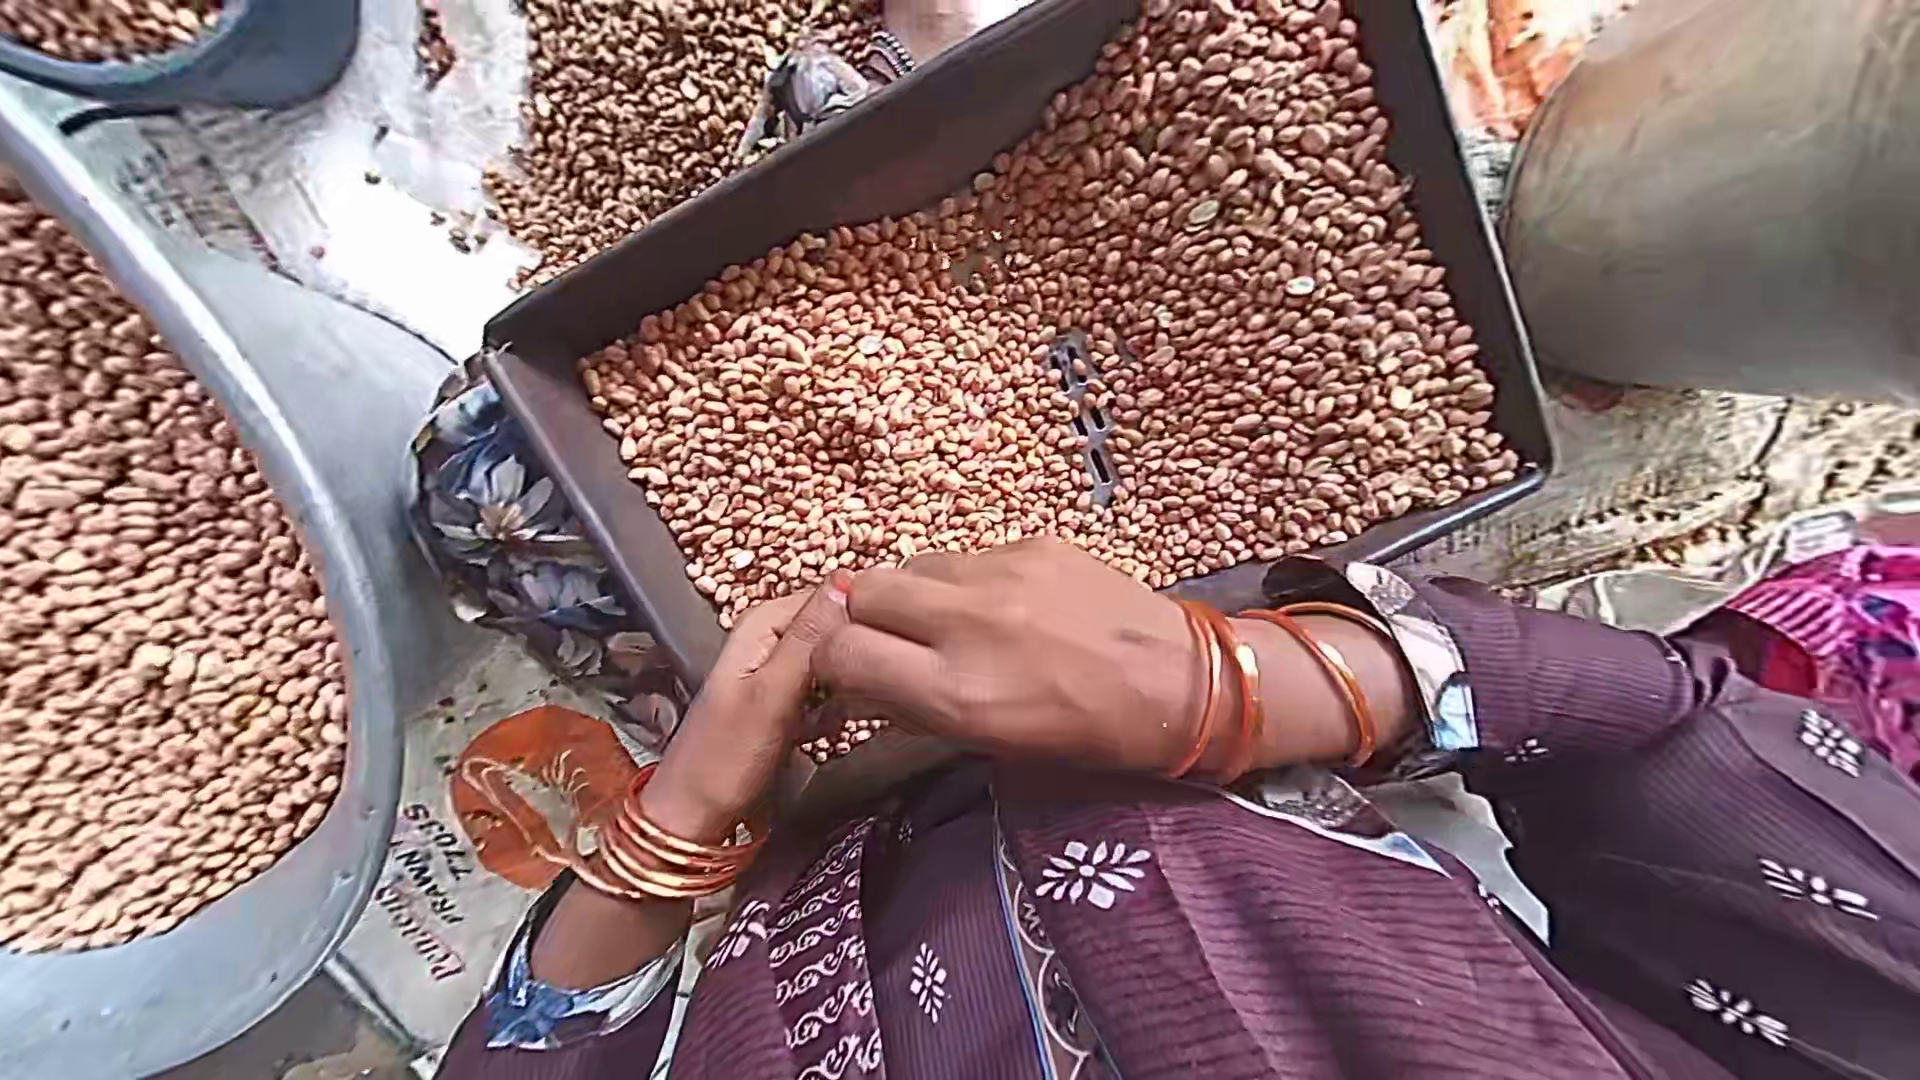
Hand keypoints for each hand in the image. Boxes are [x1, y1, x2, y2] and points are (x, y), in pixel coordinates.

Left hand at [641, 571, 850, 840]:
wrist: (696, 819)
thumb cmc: (728, 756)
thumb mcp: (773, 691)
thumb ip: (810, 636)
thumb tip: (846, 579)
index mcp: (765, 620)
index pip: (834, 593)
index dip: (862, 616)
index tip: (882, 649)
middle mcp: (775, 634)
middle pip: (839, 626)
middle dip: (856, 655)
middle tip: (860, 691)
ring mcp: (783, 666)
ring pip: (840, 659)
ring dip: (850, 685)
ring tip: (840, 715)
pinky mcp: (792, 696)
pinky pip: (832, 687)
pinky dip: (837, 707)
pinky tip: (828, 728)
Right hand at [813, 538, 1199, 769]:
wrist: (1178, 682)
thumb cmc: (1082, 733)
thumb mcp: (988, 740)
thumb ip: (911, 706)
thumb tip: (855, 680)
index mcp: (957, 692)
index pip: (843, 652)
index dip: (835, 660)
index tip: (851, 666)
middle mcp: (968, 623)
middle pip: (862, 589)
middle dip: (864, 614)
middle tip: (895, 635)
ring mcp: (1003, 572)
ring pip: (914, 564)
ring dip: (916, 592)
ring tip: (954, 618)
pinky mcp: (1034, 542)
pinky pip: (969, 555)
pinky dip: (967, 580)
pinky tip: (1006, 602)